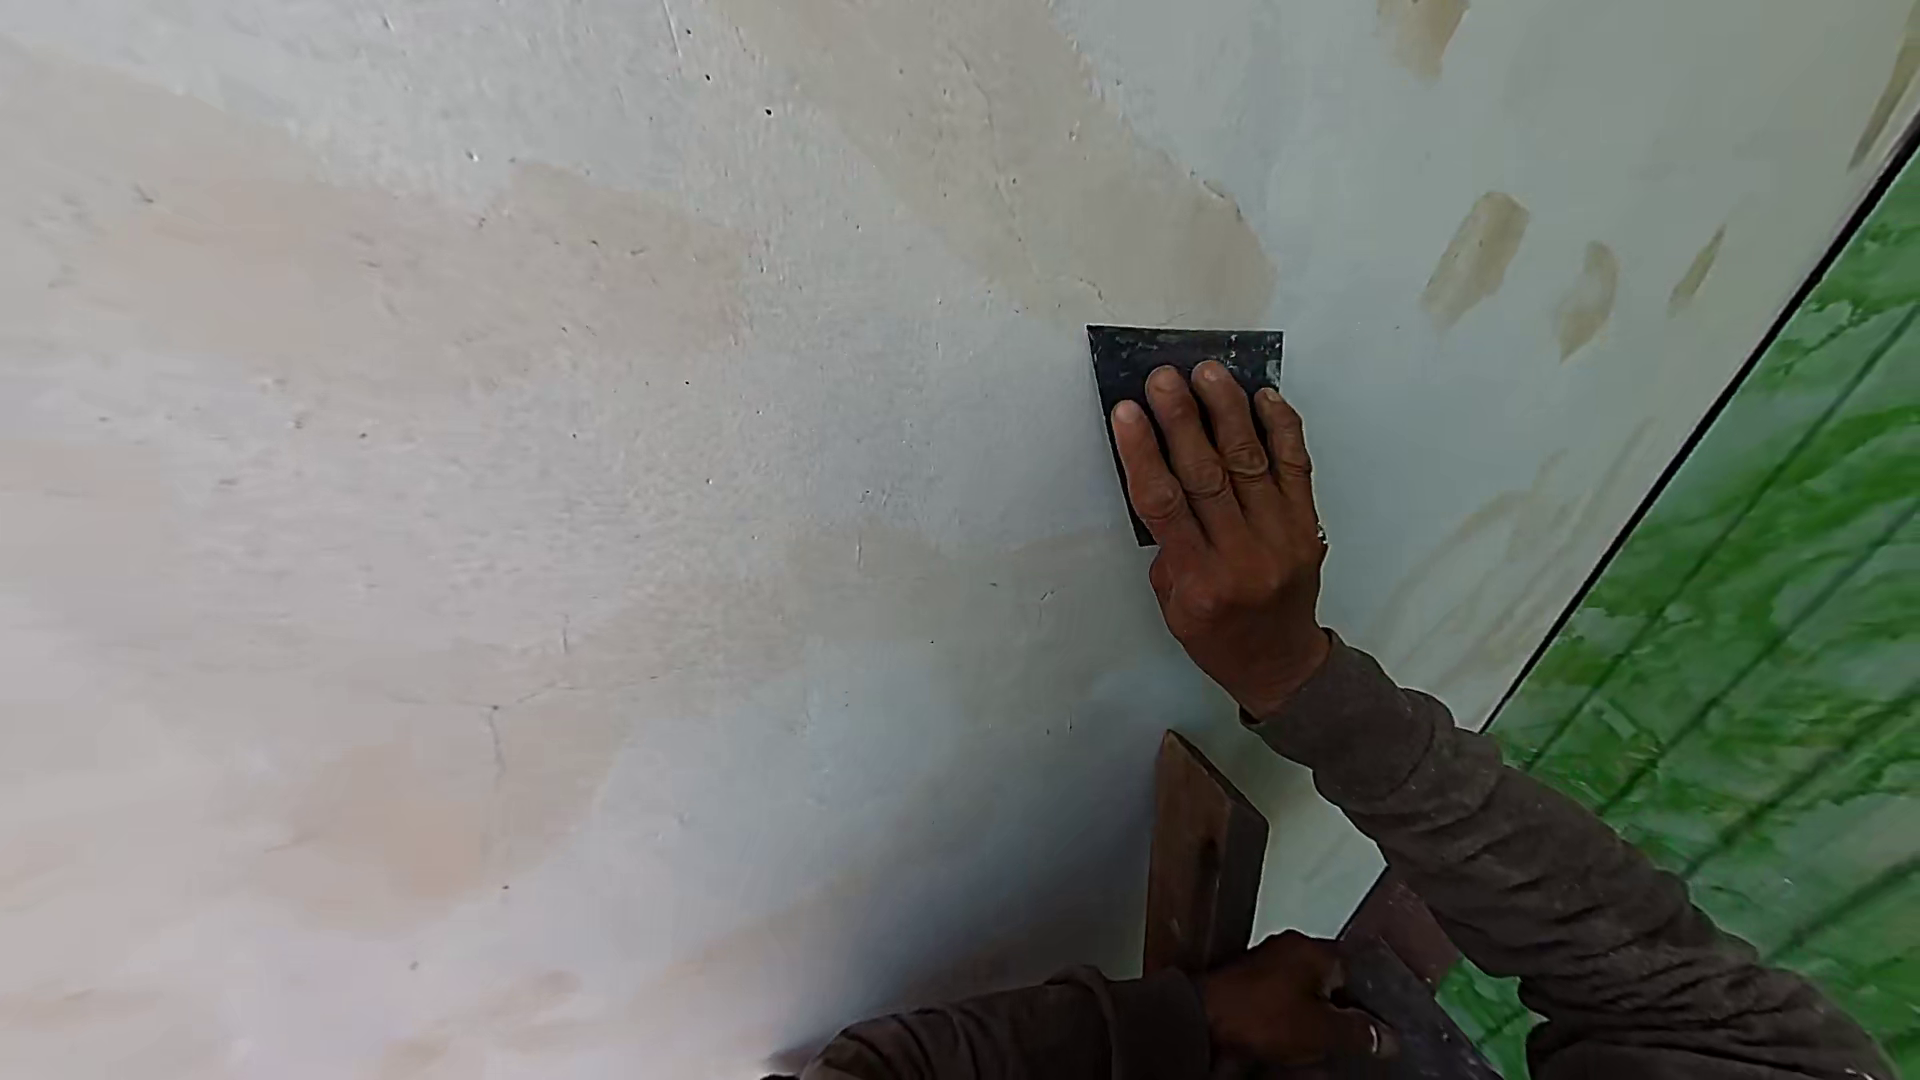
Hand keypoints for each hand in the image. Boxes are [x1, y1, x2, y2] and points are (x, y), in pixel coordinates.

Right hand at [1111, 362, 1330, 716]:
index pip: (1163, 504)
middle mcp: (1243, 555)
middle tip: (1163, 378)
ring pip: (1252, 462)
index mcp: (1199, 580)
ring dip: (1227, 411)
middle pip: (1207, 474)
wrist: (1282, 664)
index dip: (1143, 452)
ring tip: (1208, 372)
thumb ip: (1169, 547)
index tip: (1127, 413)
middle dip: (1181, 419)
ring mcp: (1282, 537)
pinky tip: (1263, 397)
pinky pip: (1296, 467)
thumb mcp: (1171, 604)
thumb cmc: (1216, 637)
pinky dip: (1282, 427)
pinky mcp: (1308, 525)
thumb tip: (1165, 479)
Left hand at [1199, 931, 1395, 1065]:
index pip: (1355, 964)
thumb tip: (1389, 1036)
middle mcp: (1291, 948)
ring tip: (1337, 1045)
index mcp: (1310, 949)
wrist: (1210, 1018)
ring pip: (1314, 991)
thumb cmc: (1263, 1015)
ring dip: (1326, 1017)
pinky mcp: (1258, 981)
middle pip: (1334, 979)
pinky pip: (1292, 998)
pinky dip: (1303, 1017)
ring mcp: (1272, 963)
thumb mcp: (1323, 1030)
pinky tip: (1310, 1040)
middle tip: (1364, 1040)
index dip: (1374, 996)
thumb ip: (1360, 1031)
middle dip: (1349, 1009)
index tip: (1389, 1023)